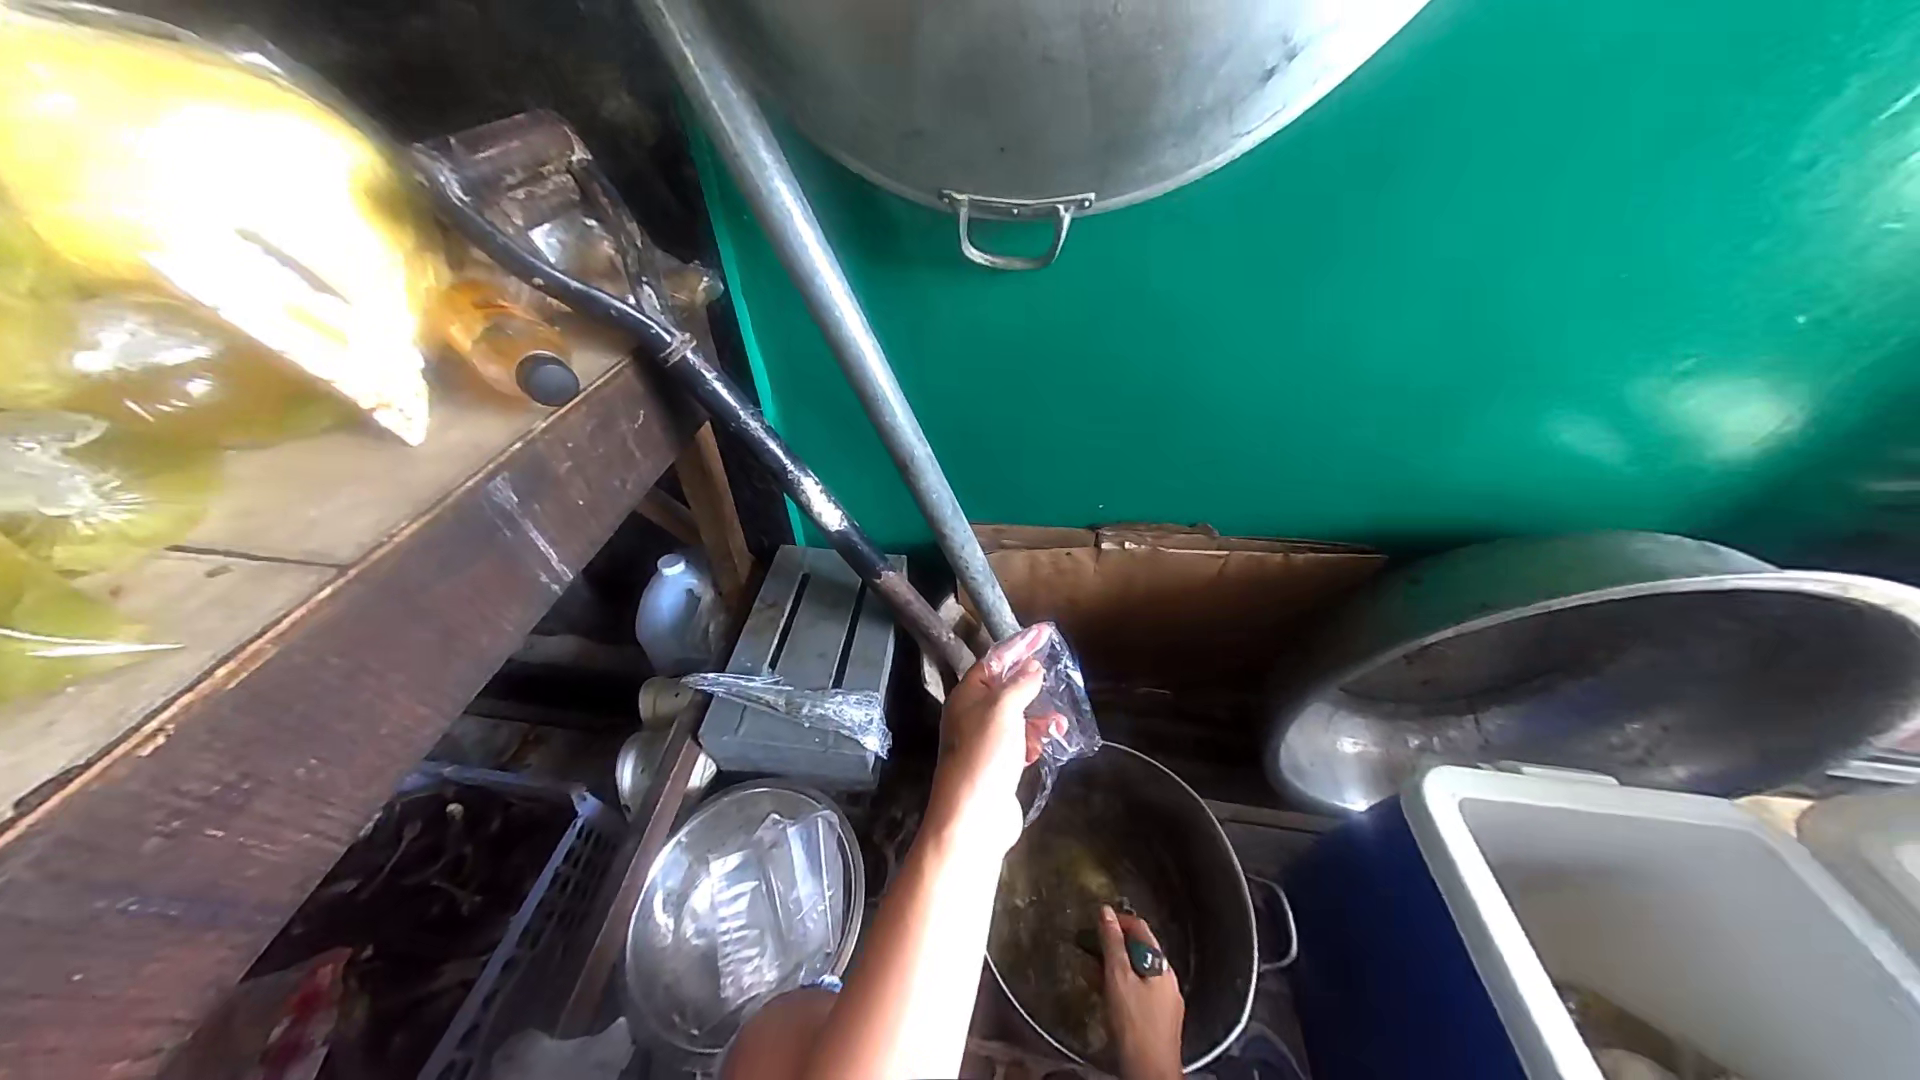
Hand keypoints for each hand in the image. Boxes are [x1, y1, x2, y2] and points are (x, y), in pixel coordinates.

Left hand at [926, 625, 1061, 857]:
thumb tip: (1033, 666)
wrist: (974, 816)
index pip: (995, 659)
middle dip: (1032, 680)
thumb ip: (1020, 685)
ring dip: (1040, 713)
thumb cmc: (984, 755)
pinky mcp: (1000, 763)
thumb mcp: (1003, 710)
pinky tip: (1051, 739)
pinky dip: (1037, 737)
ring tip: (1059, 718)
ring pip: (1018, 715)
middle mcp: (974, 713)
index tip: (1044, 632)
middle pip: (1006, 686)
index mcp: (968, 694)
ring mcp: (987, 740)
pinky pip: (1022, 740)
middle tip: (1057, 670)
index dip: (1020, 645)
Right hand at [1098, 905, 1184, 1079]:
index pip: (1140, 928)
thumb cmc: (1133, 1022)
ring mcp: (1165, 1001)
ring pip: (1136, 972)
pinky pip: (1138, 991)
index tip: (1095, 923)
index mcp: (1161, 965)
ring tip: (1090, 969)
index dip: (1117, 921)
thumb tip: (1106, 911)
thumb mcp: (1118, 977)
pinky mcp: (1158, 1020)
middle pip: (1138, 950)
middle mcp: (1167, 979)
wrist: (1150, 1074)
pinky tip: (1104, 993)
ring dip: (1113, 966)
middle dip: (1112, 946)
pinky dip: (1119, 985)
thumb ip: (1112, 943)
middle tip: (1089, 947)